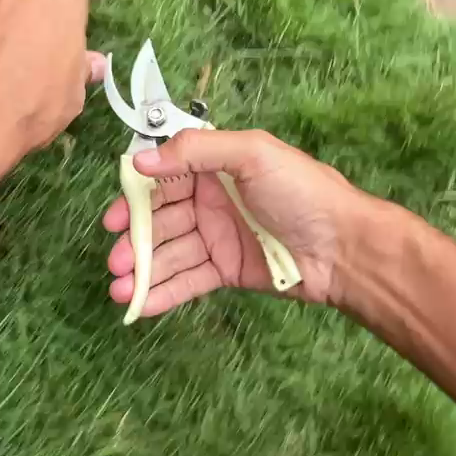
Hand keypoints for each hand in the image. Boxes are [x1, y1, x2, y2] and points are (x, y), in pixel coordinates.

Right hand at [100, 128, 365, 316]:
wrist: (344, 247)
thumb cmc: (302, 192)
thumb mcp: (253, 154)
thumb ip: (196, 150)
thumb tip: (141, 160)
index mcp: (214, 169)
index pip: (162, 182)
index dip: (133, 200)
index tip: (112, 220)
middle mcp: (210, 202)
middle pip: (160, 223)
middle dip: (135, 243)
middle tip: (117, 262)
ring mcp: (216, 239)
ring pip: (169, 255)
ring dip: (143, 272)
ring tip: (120, 291)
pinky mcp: (225, 271)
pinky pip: (187, 281)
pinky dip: (162, 294)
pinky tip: (139, 305)